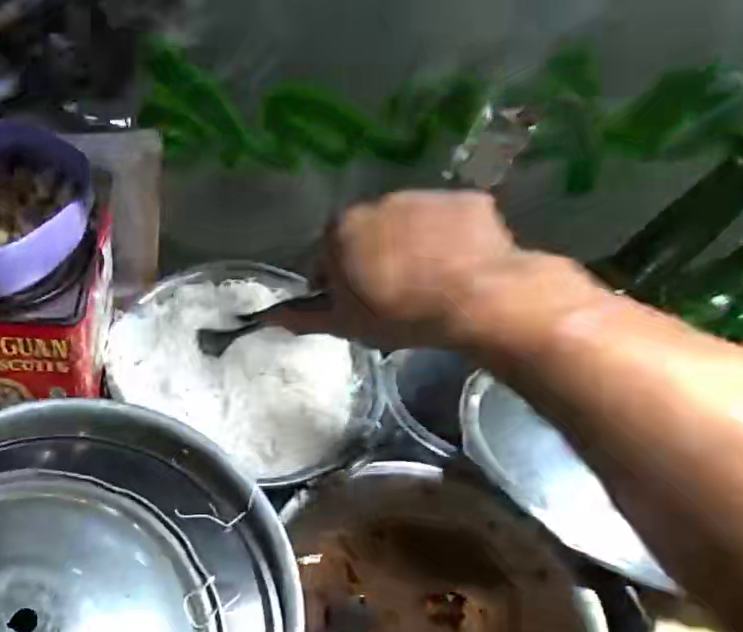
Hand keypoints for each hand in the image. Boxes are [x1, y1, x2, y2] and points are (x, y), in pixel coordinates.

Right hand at [270, 191, 534, 350]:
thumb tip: (266, 317)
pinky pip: (445, 222)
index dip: (333, 282)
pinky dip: (444, 241)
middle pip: (365, 234)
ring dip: (406, 248)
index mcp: (342, 230)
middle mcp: (380, 202)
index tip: (349, 303)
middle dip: (369, 258)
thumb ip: (301, 316)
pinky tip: (451, 269)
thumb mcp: (341, 323)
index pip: (325, 255)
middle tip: (386, 295)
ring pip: (406, 226)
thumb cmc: (396, 314)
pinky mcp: (467, 200)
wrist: (476, 298)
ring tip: (421, 284)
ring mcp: (427, 197)